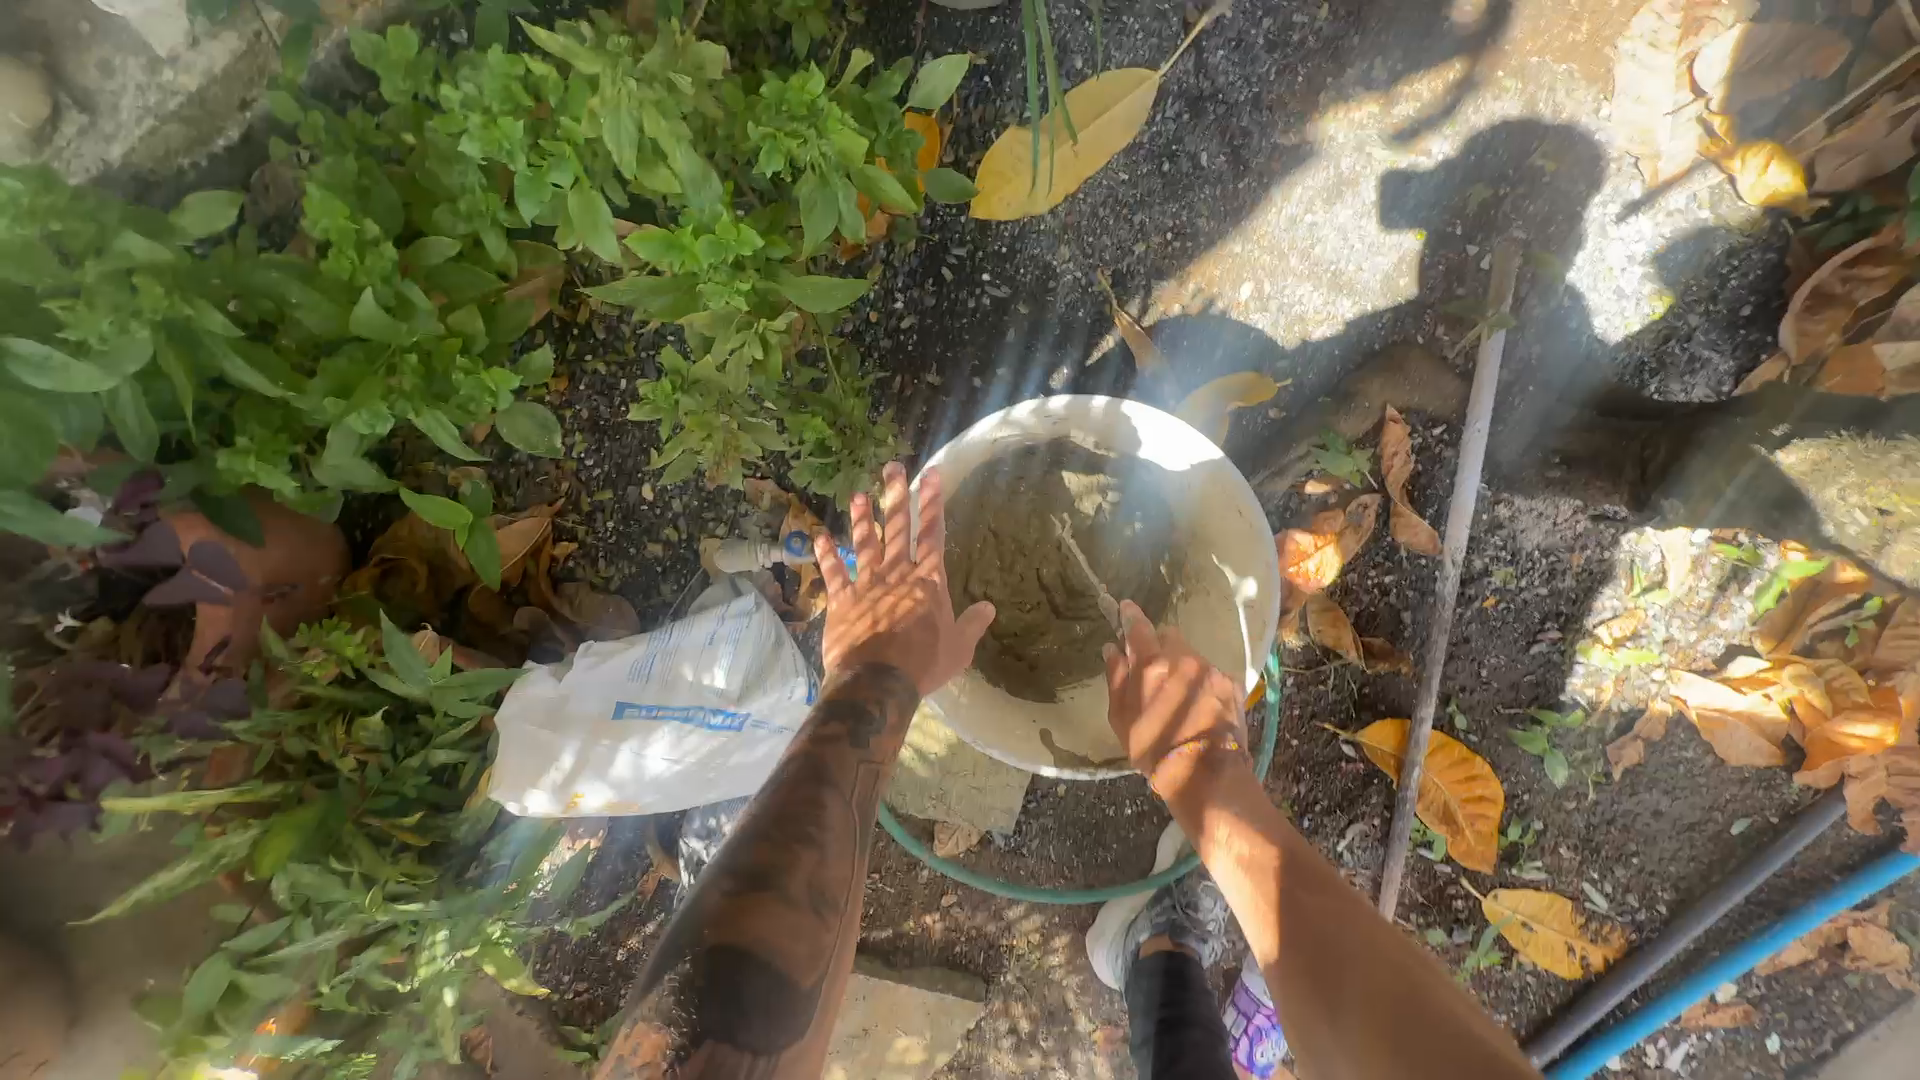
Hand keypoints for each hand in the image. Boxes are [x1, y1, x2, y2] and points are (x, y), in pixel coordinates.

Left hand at [816, 462, 995, 696]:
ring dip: (860, 518)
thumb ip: (972, 625)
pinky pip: (833, 572)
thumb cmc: (924, 664)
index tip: (931, 475)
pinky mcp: (841, 600)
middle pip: (896, 528)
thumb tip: (989, 608)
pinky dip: (825, 555)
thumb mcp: (959, 649)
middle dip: (896, 496)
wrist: (877, 680)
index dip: (933, 503)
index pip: (932, 534)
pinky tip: (818, 537)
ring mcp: (866, 584)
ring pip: (863, 543)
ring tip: (857, 495)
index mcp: (928, 582)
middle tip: (891, 468)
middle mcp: (897, 573)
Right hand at [1102, 600, 1247, 794]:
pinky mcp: (1231, 684)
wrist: (1206, 777)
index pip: (1138, 626)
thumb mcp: (1120, 718)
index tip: (1125, 608)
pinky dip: (1199, 682)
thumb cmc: (1153, 750)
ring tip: (1177, 695)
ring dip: (1181, 665)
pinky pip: (1209, 672)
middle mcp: (1184, 659)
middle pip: (1168, 636)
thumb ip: (1116, 678)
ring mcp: (1210, 670)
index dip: (1130, 615)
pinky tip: (1197, 706)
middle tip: (1153, 671)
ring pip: (1191, 654)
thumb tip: (1112, 649)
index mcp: (1152, 664)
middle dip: (1159, 646)